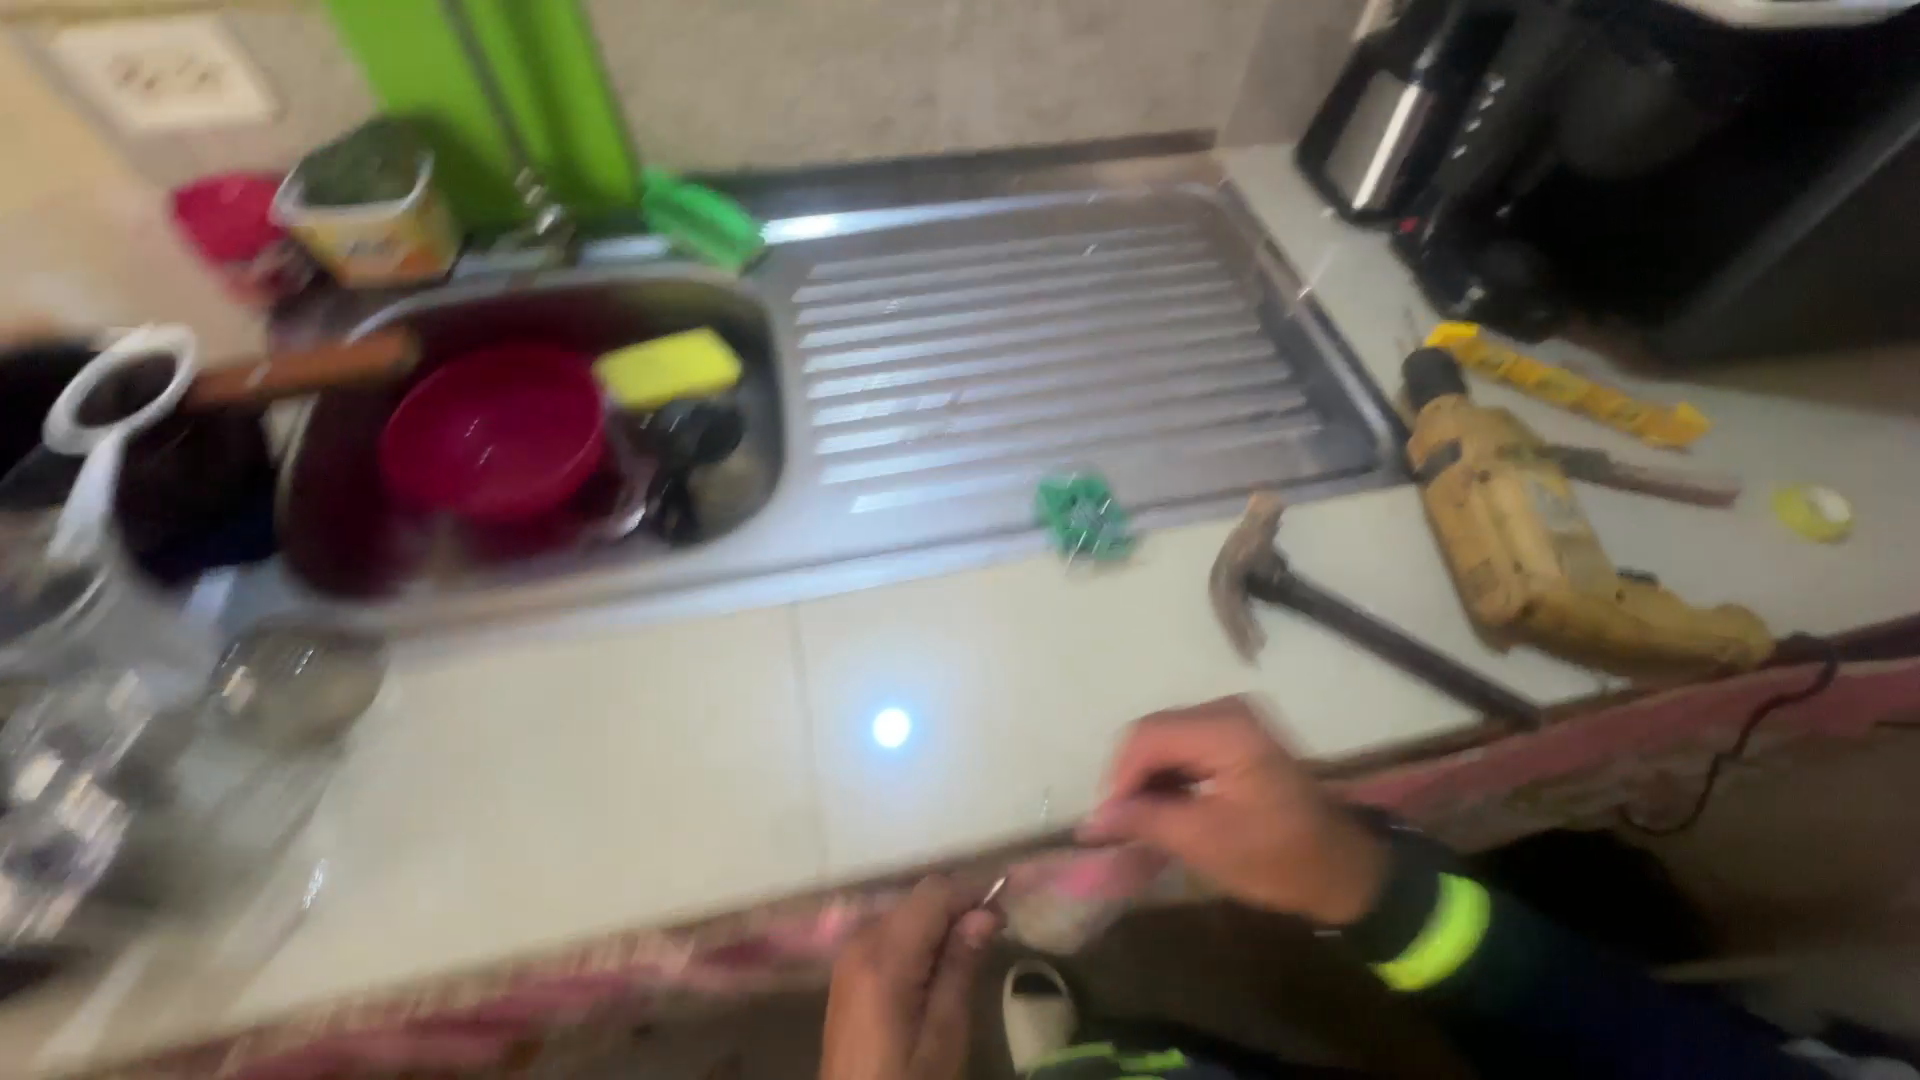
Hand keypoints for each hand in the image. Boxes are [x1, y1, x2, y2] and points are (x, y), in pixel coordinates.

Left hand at [820, 877, 999, 1079]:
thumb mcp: (944, 1036)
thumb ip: (961, 967)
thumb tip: (985, 913)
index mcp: (885, 956)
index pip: (934, 892)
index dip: (971, 894)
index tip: (1002, 918)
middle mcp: (862, 941)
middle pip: (918, 898)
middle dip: (957, 908)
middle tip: (990, 939)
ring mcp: (849, 953)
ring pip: (906, 911)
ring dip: (938, 923)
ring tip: (966, 957)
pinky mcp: (847, 969)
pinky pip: (889, 932)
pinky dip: (918, 937)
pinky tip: (934, 969)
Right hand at [1079, 696, 1386, 924]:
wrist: (1345, 869)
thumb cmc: (1280, 858)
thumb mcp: (1207, 842)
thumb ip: (1146, 820)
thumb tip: (1093, 819)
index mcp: (1225, 729)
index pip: (1148, 737)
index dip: (1119, 777)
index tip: (1106, 821)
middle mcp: (1226, 710)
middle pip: (1154, 733)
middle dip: (1130, 777)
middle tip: (1118, 822)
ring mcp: (1233, 719)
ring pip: (1164, 739)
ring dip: (1146, 778)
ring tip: (1135, 819)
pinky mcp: (1235, 735)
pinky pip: (1183, 746)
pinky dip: (1167, 776)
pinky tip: (1161, 807)